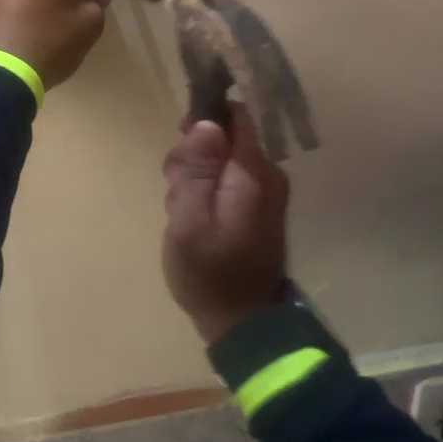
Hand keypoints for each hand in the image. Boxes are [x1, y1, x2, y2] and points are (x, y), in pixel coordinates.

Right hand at [161, 106, 289, 345]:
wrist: (243, 324)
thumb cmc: (210, 272)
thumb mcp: (190, 218)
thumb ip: (197, 169)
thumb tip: (206, 123)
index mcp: (253, 174)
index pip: (235, 117)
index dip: (204, 118)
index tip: (179, 139)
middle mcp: (267, 176)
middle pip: (224, 139)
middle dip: (193, 157)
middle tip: (175, 191)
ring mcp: (266, 194)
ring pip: (221, 162)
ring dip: (196, 179)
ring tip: (183, 212)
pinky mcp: (259, 209)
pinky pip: (227, 182)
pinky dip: (206, 194)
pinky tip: (194, 219)